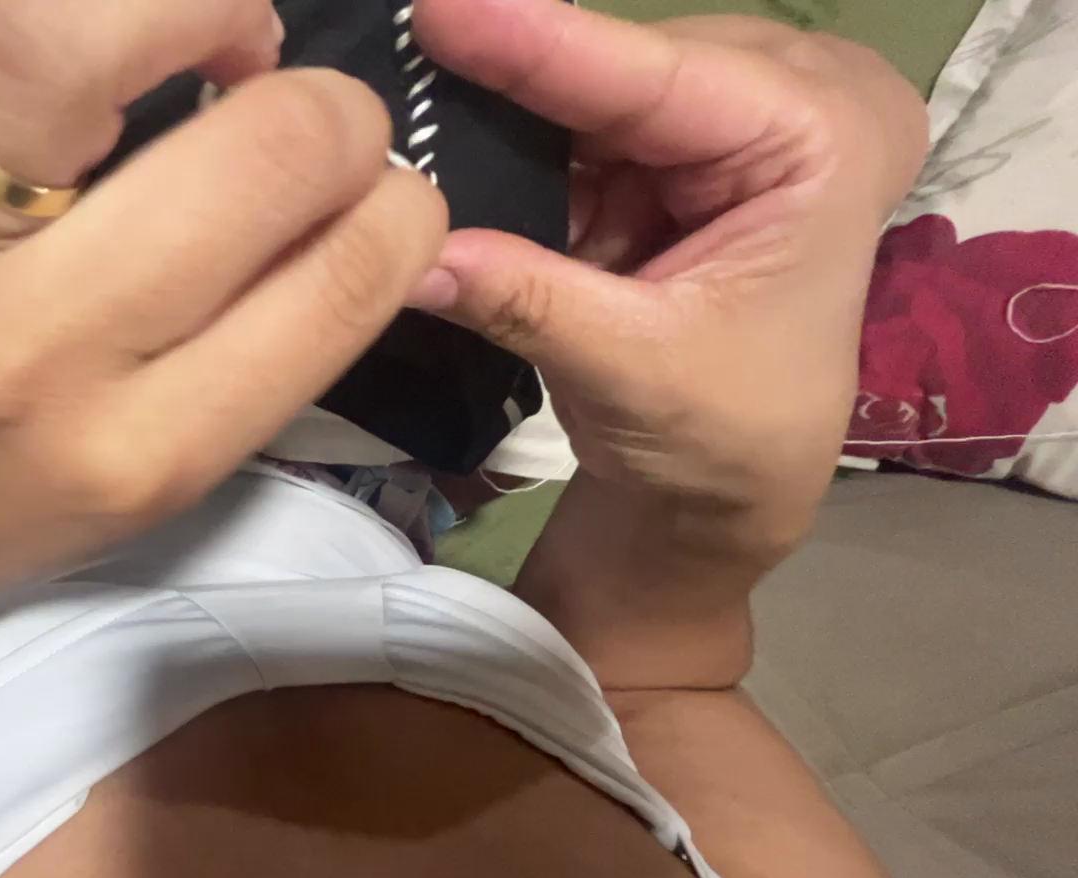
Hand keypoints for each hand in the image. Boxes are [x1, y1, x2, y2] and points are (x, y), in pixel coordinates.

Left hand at [0, 0, 447, 600]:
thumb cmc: (51, 502)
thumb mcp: (190, 467)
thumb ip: (293, 339)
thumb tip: (375, 195)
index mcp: (144, 447)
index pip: (337, 282)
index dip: (400, 217)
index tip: (378, 209)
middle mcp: (38, 342)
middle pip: (255, 153)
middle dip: (337, 118)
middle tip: (312, 136)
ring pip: (65, 33)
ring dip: (196, 3)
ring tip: (223, 43)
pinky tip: (78, 37)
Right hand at [409, 0, 926, 557]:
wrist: (717, 479)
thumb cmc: (712, 428)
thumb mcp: (623, 364)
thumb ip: (523, 300)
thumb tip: (413, 257)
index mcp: (818, 142)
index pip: (656, 76)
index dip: (538, 42)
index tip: (443, 8)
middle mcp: (783, 112)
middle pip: (621, 69)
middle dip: (515, 73)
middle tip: (411, 56)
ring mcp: (718, 140)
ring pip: (588, 102)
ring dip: (505, 117)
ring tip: (419, 102)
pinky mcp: (661, 175)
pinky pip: (571, 148)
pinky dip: (512, 161)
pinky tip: (457, 153)